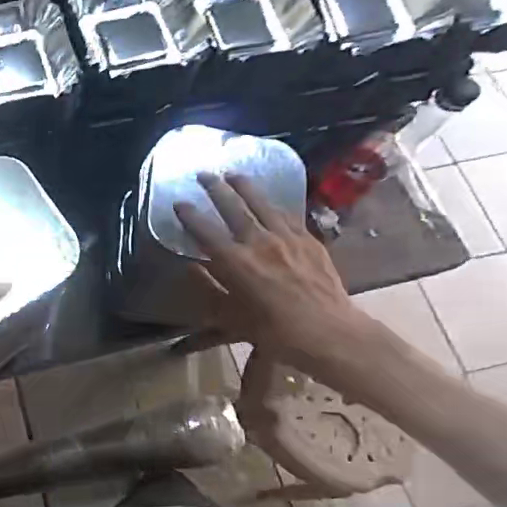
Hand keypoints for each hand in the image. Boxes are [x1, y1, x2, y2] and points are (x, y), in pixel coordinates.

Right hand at [174, 173, 401, 384]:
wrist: (327, 331)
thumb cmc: (275, 332)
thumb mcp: (232, 318)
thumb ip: (209, 290)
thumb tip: (191, 268)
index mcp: (235, 262)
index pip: (205, 231)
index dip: (190, 215)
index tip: (179, 202)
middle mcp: (258, 242)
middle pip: (233, 207)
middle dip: (215, 188)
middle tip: (204, 174)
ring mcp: (286, 237)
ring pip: (262, 203)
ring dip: (245, 186)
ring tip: (234, 174)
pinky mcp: (309, 240)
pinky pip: (287, 215)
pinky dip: (273, 204)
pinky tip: (270, 201)